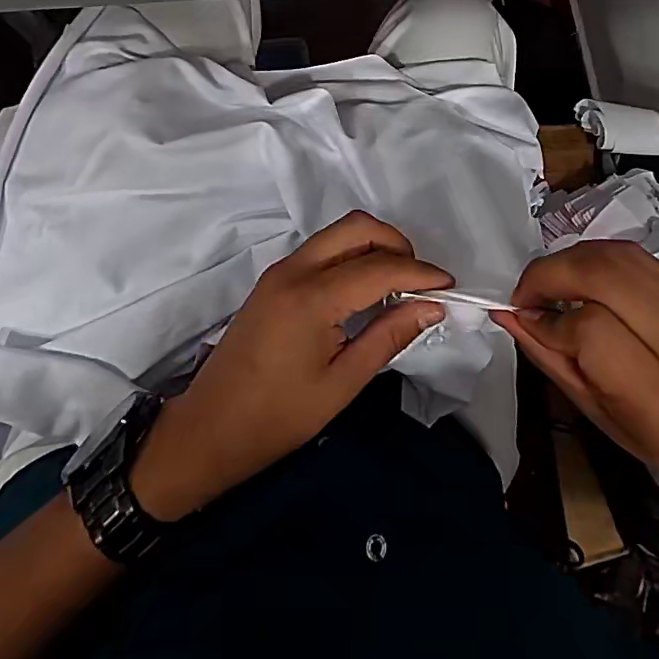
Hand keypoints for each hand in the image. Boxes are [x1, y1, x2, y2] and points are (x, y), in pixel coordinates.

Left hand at [129, 211, 452, 520]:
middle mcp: (293, 271)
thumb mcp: (342, 383)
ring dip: (373, 246)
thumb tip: (431, 306)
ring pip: (337, 234)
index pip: (380, 266)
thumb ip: (389, 336)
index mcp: (311, 297)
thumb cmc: (277, 417)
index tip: (449, 287)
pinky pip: (321, 250)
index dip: (421, 273)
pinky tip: (365, 291)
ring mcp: (279, 272)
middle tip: (420, 281)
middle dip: (397, 244)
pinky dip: (351, 256)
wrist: (208, 430)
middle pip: (356, 227)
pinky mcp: (272, 280)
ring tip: (398, 285)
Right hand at [493, 240, 658, 509]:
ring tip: (551, 284)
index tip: (528, 322)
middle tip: (528, 294)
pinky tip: (578, 277)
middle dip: (550, 275)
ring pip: (614, 255)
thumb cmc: (651, 434)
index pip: (592, 330)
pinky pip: (629, 253)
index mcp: (657, 389)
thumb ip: (546, 355)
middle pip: (603, 276)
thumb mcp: (590, 408)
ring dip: (569, 260)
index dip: (549, 321)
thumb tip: (507, 314)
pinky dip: (592, 256)